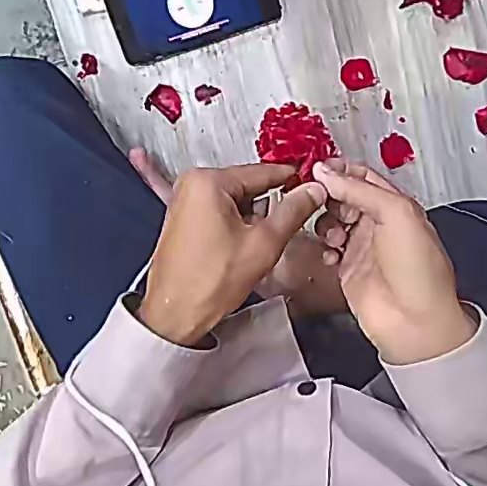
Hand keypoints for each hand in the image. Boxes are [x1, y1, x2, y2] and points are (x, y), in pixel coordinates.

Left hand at [137, 162, 325, 345]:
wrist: (174, 314)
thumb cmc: (209, 281)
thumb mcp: (264, 243)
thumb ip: (293, 211)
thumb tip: (312, 190)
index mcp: (208, 181)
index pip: (263, 171)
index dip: (292, 180)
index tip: (312, 184)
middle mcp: (192, 184)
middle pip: (249, 186)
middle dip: (271, 205)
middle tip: (290, 223)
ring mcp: (186, 201)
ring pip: (237, 201)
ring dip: (255, 218)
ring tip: (262, 243)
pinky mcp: (186, 219)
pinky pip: (222, 212)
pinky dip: (238, 225)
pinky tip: (244, 247)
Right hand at [311, 160, 475, 364]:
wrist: (415, 321)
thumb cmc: (418, 268)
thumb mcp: (396, 214)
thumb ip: (359, 189)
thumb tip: (325, 171)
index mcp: (395, 204)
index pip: (361, 176)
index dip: (339, 170)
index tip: (316, 168)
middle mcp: (377, 222)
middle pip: (343, 196)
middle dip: (327, 195)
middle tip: (314, 198)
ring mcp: (361, 245)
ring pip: (331, 220)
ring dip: (325, 222)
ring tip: (334, 236)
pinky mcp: (347, 268)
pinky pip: (327, 248)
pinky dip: (324, 247)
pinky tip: (332, 255)